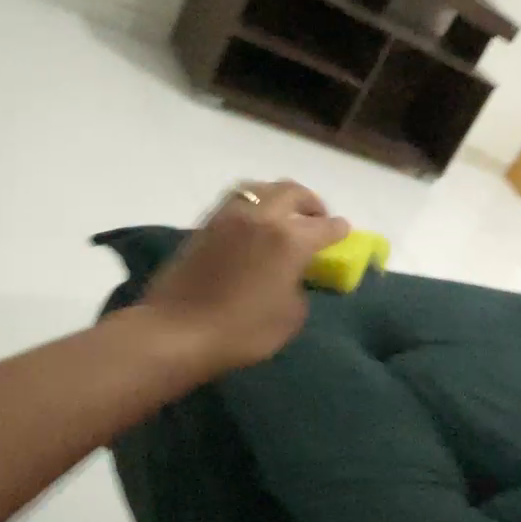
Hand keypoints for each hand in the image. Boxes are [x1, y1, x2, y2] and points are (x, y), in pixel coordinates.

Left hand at [138, 180, 350, 371]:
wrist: (176, 332)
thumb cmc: (242, 330)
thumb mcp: (291, 317)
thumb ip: (300, 287)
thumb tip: (294, 276)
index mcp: (290, 239)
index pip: (326, 226)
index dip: (339, 230)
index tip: (344, 232)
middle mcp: (262, 217)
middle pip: (293, 192)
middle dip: (311, 204)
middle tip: (317, 220)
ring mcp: (229, 216)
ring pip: (261, 188)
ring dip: (279, 197)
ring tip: (283, 216)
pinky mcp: (204, 224)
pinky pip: (237, 201)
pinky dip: (253, 206)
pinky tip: (254, 225)